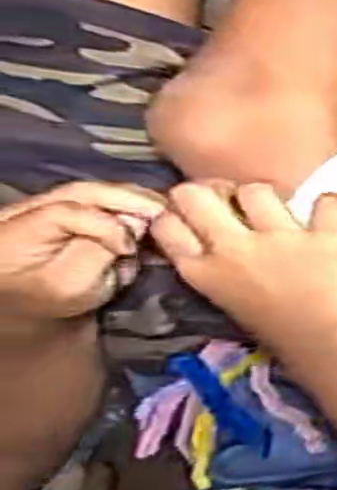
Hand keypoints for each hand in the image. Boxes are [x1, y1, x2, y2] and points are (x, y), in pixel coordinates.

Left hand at [0, 181, 165, 327]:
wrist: (26, 300)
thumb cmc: (51, 299)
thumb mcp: (75, 285)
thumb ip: (99, 252)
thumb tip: (136, 222)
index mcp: (13, 235)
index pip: (65, 213)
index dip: (109, 227)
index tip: (130, 250)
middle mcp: (19, 211)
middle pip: (83, 191)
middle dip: (133, 201)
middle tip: (168, 216)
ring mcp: (36, 206)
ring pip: (95, 189)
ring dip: (137, 199)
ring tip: (164, 216)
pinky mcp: (56, 206)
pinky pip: (99, 195)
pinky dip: (132, 202)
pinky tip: (150, 216)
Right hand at [150, 182, 336, 364]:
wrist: (332, 342)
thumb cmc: (283, 330)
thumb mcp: (228, 298)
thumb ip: (220, 268)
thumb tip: (226, 243)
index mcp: (201, 269)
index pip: (165, 222)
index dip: (184, 211)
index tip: (207, 213)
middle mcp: (233, 248)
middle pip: (197, 194)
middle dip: (216, 190)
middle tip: (243, 201)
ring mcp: (283, 239)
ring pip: (258, 190)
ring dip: (275, 195)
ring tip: (290, 209)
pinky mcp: (330, 237)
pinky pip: (328, 201)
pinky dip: (333, 204)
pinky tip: (334, 215)